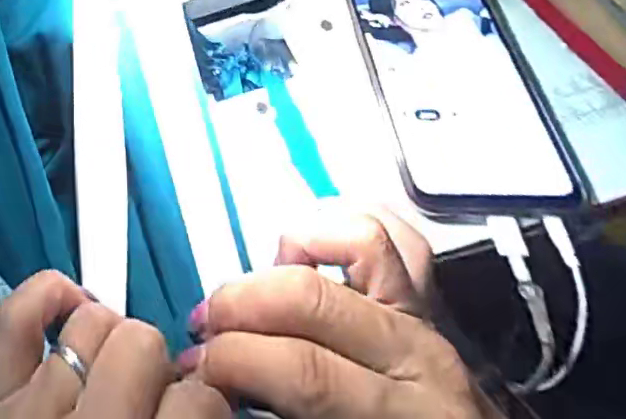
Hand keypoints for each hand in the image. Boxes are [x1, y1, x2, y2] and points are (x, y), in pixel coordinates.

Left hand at [0, 271, 227, 418]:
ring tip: (113, 367)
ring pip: (90, 322)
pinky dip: (44, 296)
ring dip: (111, 339)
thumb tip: (211, 406)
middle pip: (142, 345)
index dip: (208, 398)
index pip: (199, 401)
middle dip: (157, 367)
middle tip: (154, 395)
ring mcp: (31, 415)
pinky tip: (69, 307)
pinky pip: (15, 317)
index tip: (203, 406)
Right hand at [182, 215, 500, 418]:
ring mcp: (430, 318)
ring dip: (287, 254)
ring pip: (358, 241)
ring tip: (258, 286)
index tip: (195, 365)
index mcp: (405, 417)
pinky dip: (344, 226)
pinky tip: (310, 249)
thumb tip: (213, 384)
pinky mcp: (430, 297)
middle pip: (312, 297)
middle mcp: (421, 357)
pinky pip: (395, 232)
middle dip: (240, 303)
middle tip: (204, 324)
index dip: (233, 360)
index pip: (303, 368)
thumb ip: (279, 411)